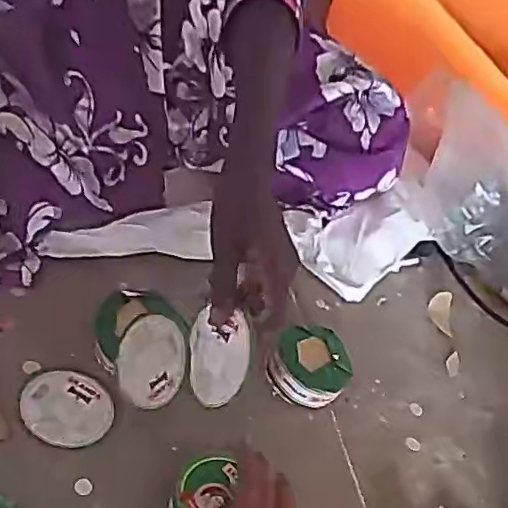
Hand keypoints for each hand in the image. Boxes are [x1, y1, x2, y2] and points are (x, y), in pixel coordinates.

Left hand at [209, 160, 298, 327]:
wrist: (250, 171)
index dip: (257, 333)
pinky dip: (251, 284)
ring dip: (248, 298)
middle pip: (272, 307)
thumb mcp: (225, 253)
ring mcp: (285, 261)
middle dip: (248, 314)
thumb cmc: (236, 210)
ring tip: (222, 294)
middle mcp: (287, 272)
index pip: (275, 319)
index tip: (236, 336)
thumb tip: (220, 325)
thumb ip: (224, 290)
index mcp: (278, 276)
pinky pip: (268, 279)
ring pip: (269, 293)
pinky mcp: (279, 252)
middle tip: (221, 312)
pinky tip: (232, 277)